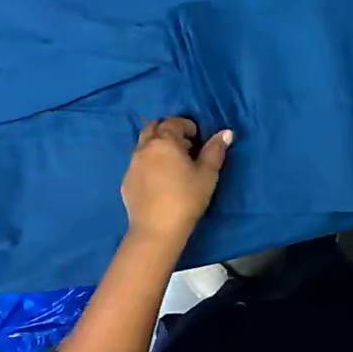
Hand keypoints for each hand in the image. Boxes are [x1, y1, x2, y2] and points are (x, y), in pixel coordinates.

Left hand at [122, 116, 232, 246]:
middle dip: (168, 131)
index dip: (187, 126)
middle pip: (153, 128)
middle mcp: (144, 148)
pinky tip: (159, 181)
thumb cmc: (186, 198)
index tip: (197, 138)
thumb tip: (225, 133)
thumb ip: (215, 151)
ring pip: (143, 146)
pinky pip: (138, 165)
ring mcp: (132, 165)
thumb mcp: (207, 174)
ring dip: (157, 147)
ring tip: (172, 164)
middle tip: (183, 146)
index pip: (173, 122)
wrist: (156, 229)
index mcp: (164, 142)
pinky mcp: (126, 182)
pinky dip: (149, 164)